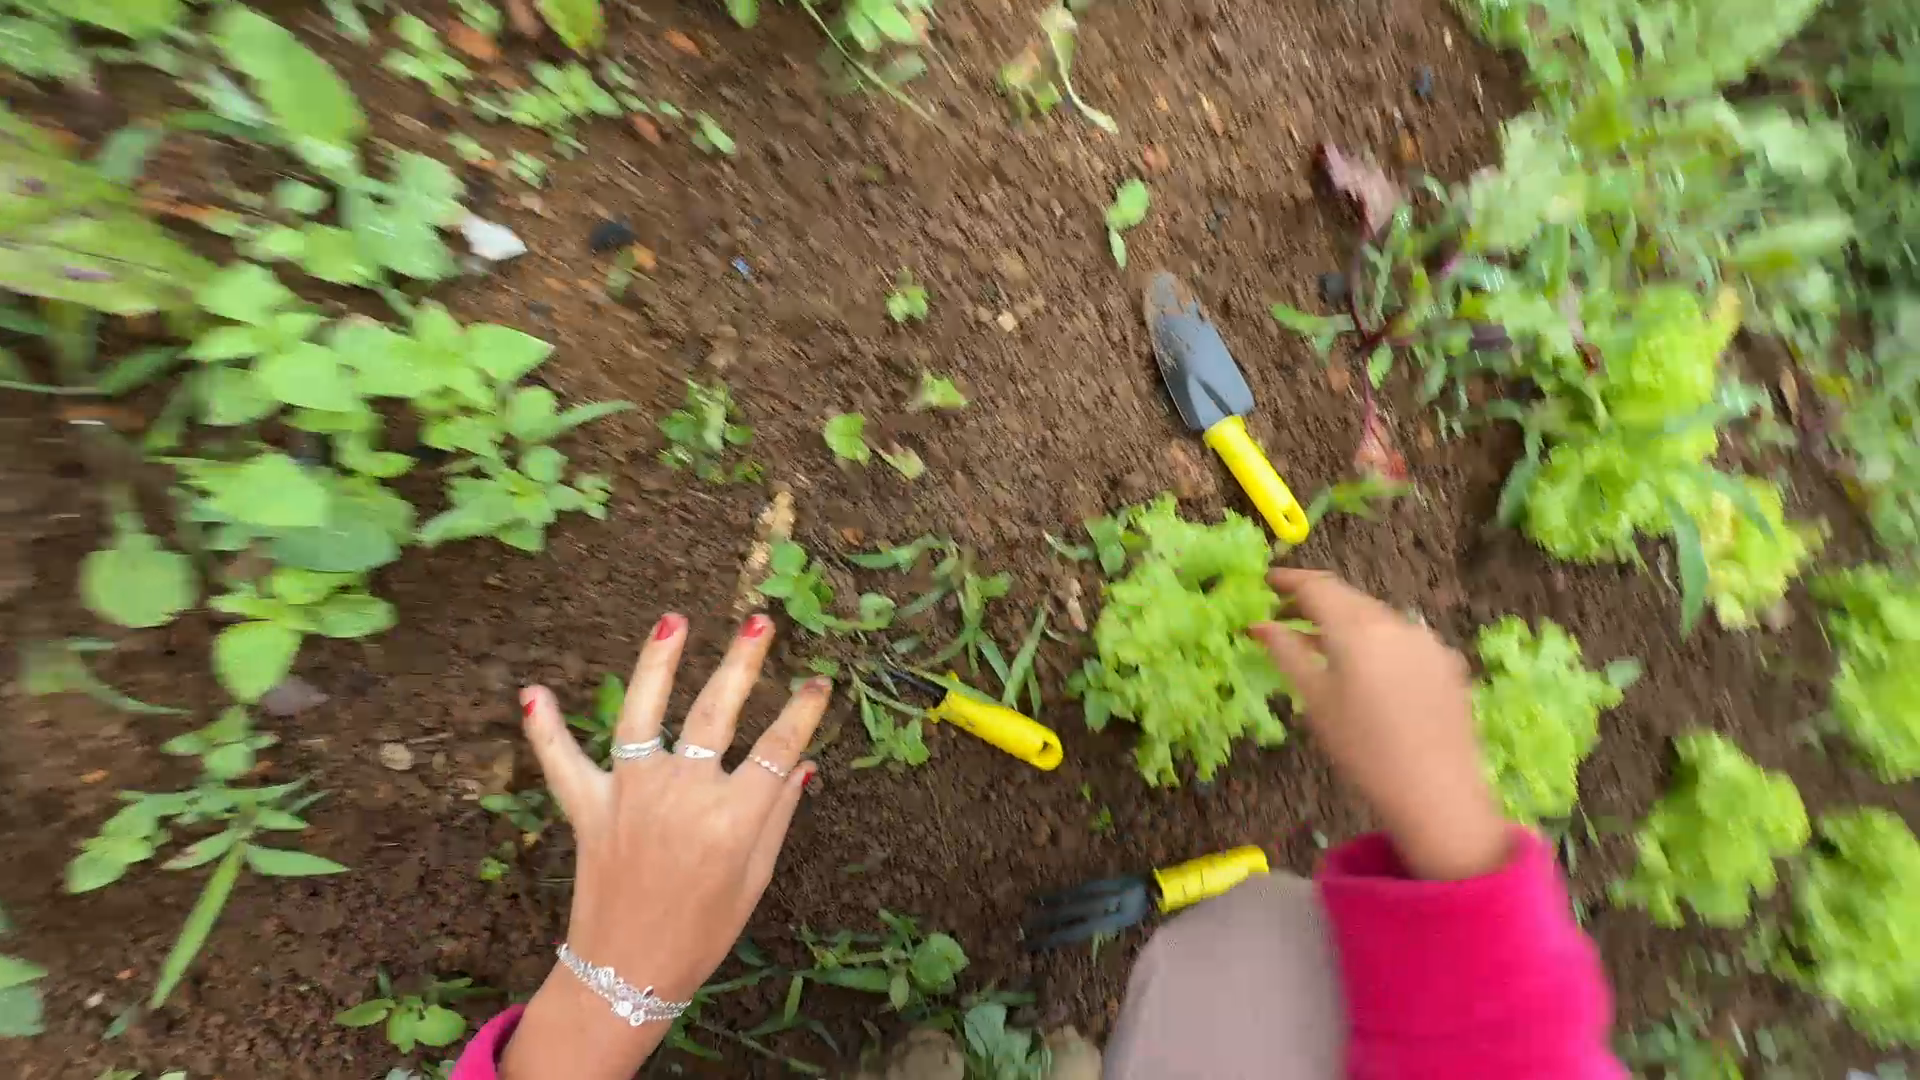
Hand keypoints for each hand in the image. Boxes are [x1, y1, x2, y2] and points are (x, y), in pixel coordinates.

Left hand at [499, 612, 827, 1079]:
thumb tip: (801, 760)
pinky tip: (533, 693)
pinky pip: (563, 764)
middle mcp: (682, 796)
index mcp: (733, 817)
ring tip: (673, 620)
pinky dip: (545, 731)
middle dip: (743, 662)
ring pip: (643, 715)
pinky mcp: (590, 809)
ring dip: (658, 664)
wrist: (627, 975)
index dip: (804, 710)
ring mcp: (631, 796)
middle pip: (716, 713)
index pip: (779, 746)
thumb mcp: (757, 875)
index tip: (820, 682)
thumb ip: (779, 812)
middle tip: (760, 621)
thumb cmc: (706, 927)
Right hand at [1250, 569, 1506, 880]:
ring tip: (1318, 640)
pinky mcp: (1445, 662)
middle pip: (1347, 596)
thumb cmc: (1362, 748)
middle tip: (1284, 612)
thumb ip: (1285, 651)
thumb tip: (1259, 625)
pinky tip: (1362, 665)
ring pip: (1374, 615)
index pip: (1317, 586)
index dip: (1288, 580)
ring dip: (1343, 618)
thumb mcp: (1313, 698)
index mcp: (1357, 628)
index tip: (1265, 581)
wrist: (1437, 793)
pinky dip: (1372, 638)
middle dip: (1314, 599)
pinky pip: (1400, 635)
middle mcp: (1395, 623)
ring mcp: (1426, 641)